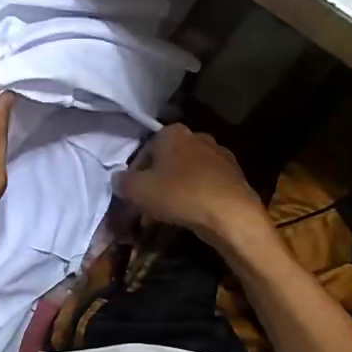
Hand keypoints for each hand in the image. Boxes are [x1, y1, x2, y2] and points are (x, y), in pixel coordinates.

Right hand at [115, 124, 270, 251]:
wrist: (229, 213)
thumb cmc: (179, 194)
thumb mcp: (138, 190)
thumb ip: (122, 182)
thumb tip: (118, 179)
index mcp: (172, 133)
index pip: (143, 153)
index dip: (133, 178)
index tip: (131, 198)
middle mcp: (197, 137)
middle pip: (165, 164)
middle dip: (153, 187)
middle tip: (145, 211)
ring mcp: (218, 155)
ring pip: (185, 175)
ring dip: (171, 194)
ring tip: (164, 218)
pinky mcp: (233, 175)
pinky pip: (204, 185)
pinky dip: (192, 198)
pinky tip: (188, 216)